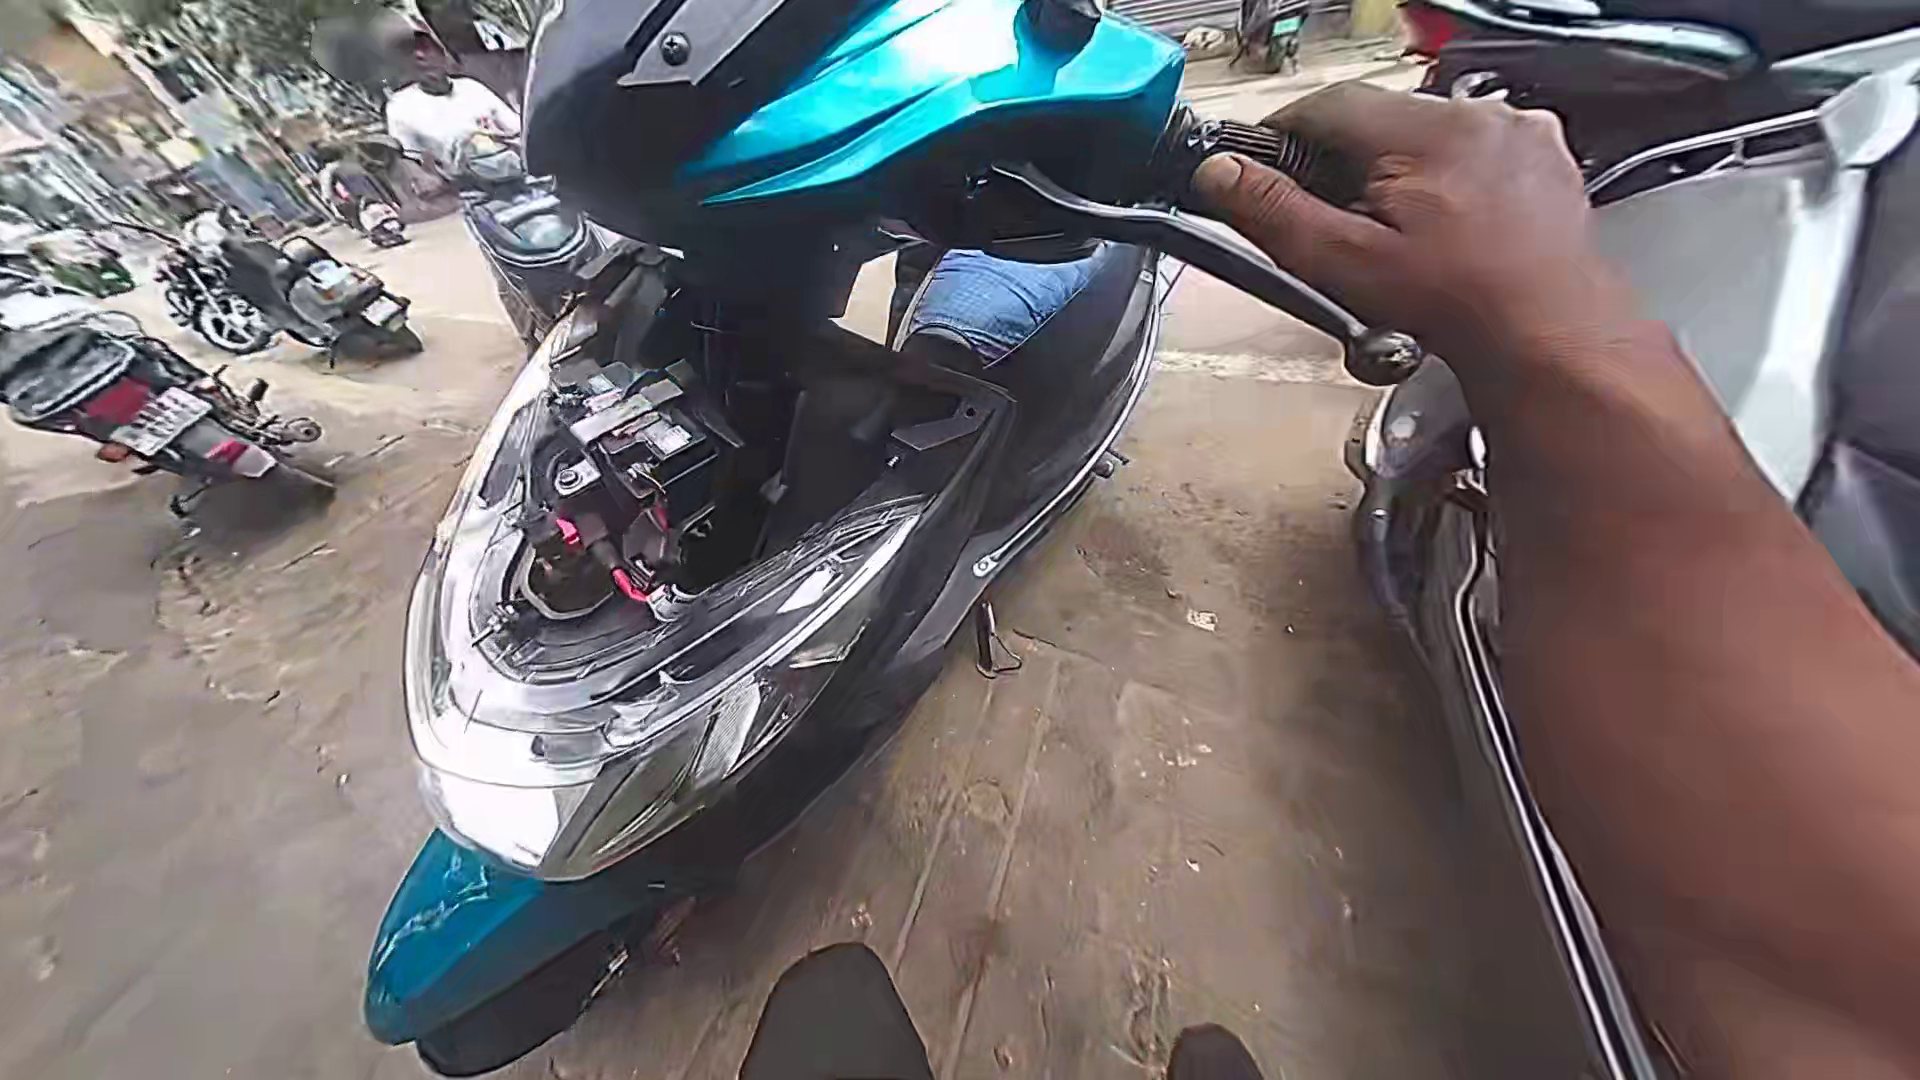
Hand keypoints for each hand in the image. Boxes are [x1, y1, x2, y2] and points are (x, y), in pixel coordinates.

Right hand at [1191, 82, 1634, 376]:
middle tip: (1315, 217)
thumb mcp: (1339, 262)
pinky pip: (1461, 154)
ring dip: (1383, 174)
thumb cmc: (1449, 301)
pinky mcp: (1536, 158)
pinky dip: (1429, 181)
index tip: (1256, 159)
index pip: (1329, 103)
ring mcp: (1517, 134)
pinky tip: (1423, 229)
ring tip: (1374, 234)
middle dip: (1333, 165)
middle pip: (1375, 123)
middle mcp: (1481, 116)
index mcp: (1429, 132)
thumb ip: (1275, 212)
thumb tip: (1221, 174)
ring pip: (1418, 139)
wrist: (1538, 331)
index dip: (1280, 130)